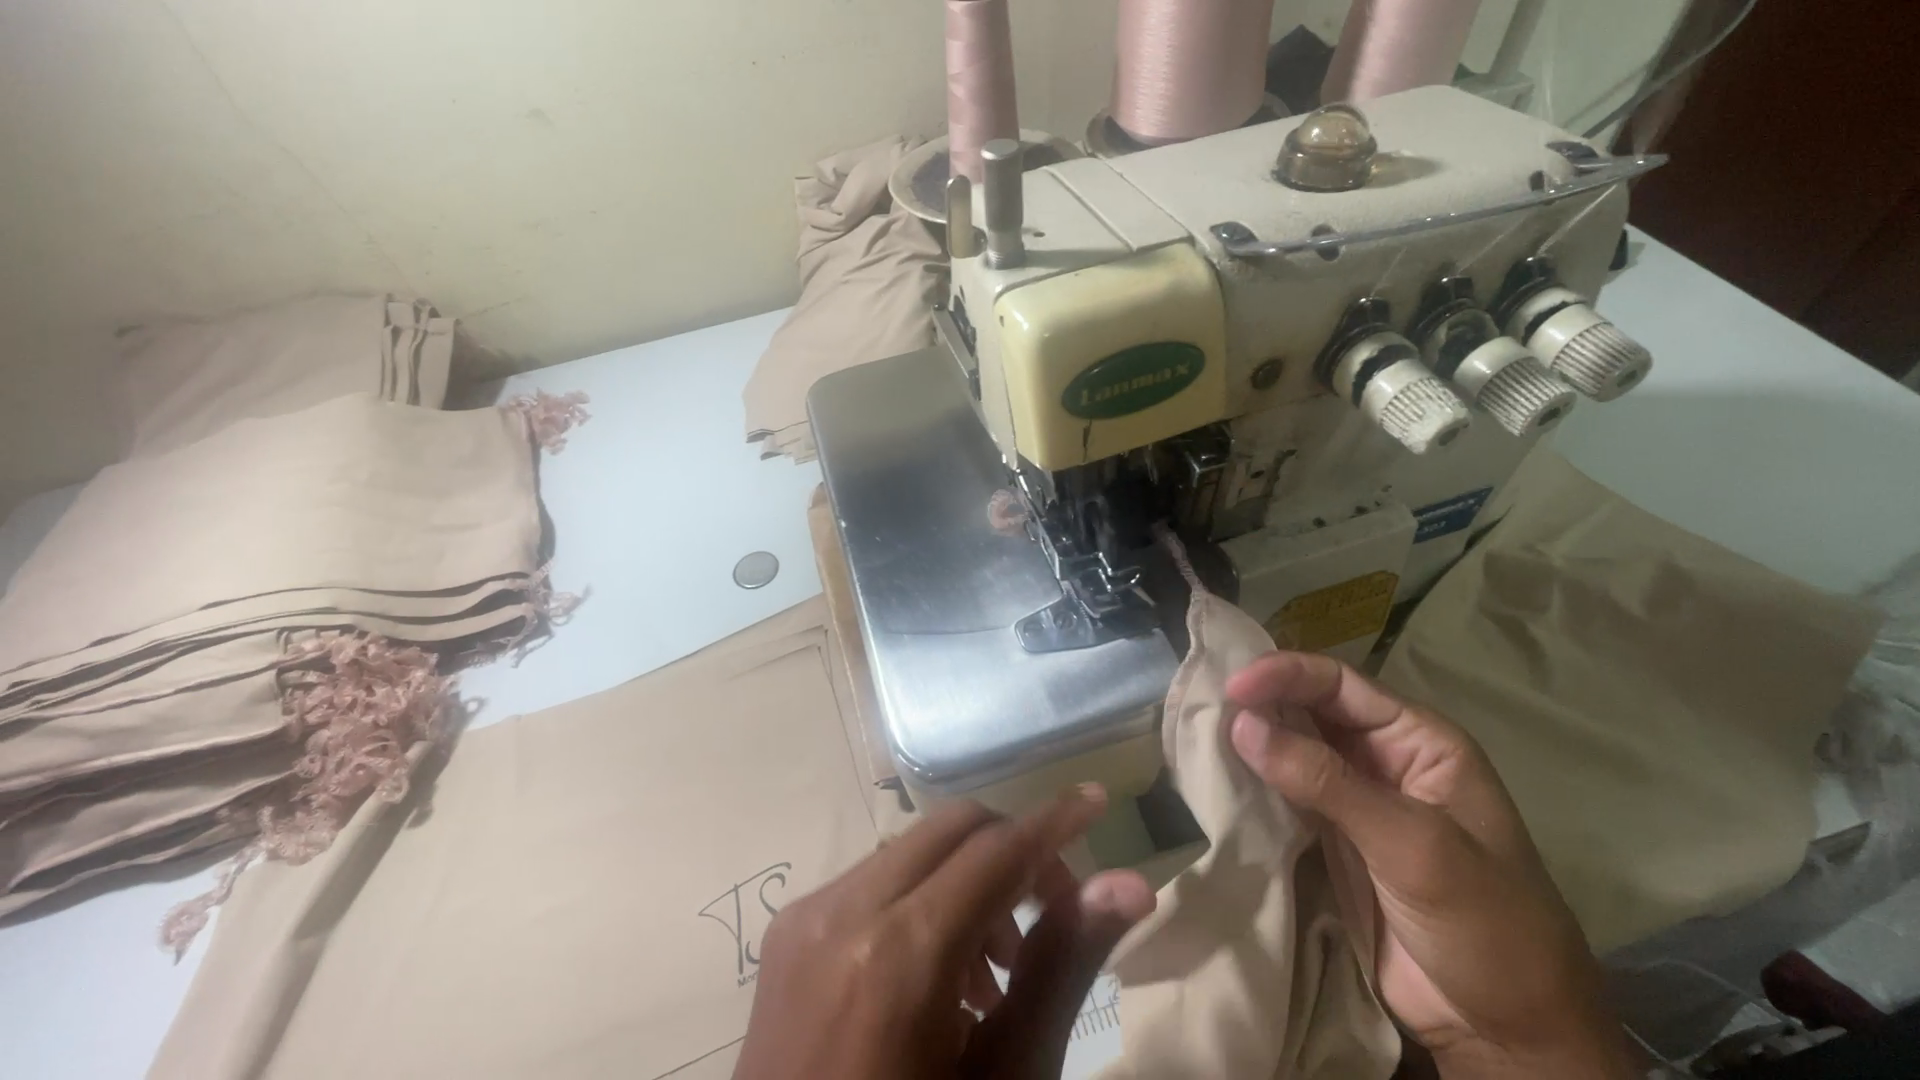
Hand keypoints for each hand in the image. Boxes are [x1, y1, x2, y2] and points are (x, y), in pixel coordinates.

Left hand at [732, 787, 1155, 1079]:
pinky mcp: (785, 932)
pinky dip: (921, 897)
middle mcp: (842, 910)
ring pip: (911, 848)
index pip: (995, 850)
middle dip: (1013, 850)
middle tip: (1053, 914)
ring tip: (996, 969)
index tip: (1096, 801)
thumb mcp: (1005, 1076)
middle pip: (951, 827)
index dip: (1053, 822)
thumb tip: (1127, 884)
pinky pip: (871, 879)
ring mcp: (804, 917)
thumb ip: (1060, 968)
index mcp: (899, 952)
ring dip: (968, 878)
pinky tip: (939, 974)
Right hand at [1226, 652, 1640, 1079]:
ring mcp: (1355, 808)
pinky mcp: (1331, 849)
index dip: (1286, 675)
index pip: (1342, 687)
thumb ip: (1328, 782)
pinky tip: (1215, 785)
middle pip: (1311, 715)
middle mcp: (1384, 764)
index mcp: (1421, 744)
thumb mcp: (1414, 844)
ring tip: (1196, 739)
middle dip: (1260, 706)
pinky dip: (1250, 792)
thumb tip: (1243, 725)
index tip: (1231, 687)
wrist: (1505, 1030)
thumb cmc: (1485, 923)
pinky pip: (1283, 804)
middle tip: (1202, 709)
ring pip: (1292, 758)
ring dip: (1250, 748)